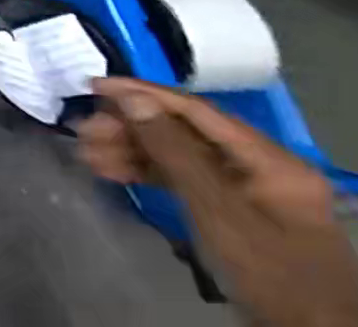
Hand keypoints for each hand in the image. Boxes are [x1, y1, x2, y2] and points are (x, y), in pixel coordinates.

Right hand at [77, 78, 357, 326]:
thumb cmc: (273, 272)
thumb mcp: (219, 210)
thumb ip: (175, 151)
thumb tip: (131, 98)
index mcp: (268, 160)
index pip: (195, 110)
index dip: (142, 93)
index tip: (93, 86)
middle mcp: (256, 167)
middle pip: (180, 132)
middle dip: (128, 128)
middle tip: (84, 130)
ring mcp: (243, 190)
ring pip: (174, 155)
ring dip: (129, 150)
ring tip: (86, 153)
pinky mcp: (228, 210)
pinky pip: (180, 178)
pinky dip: (144, 171)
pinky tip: (110, 170)